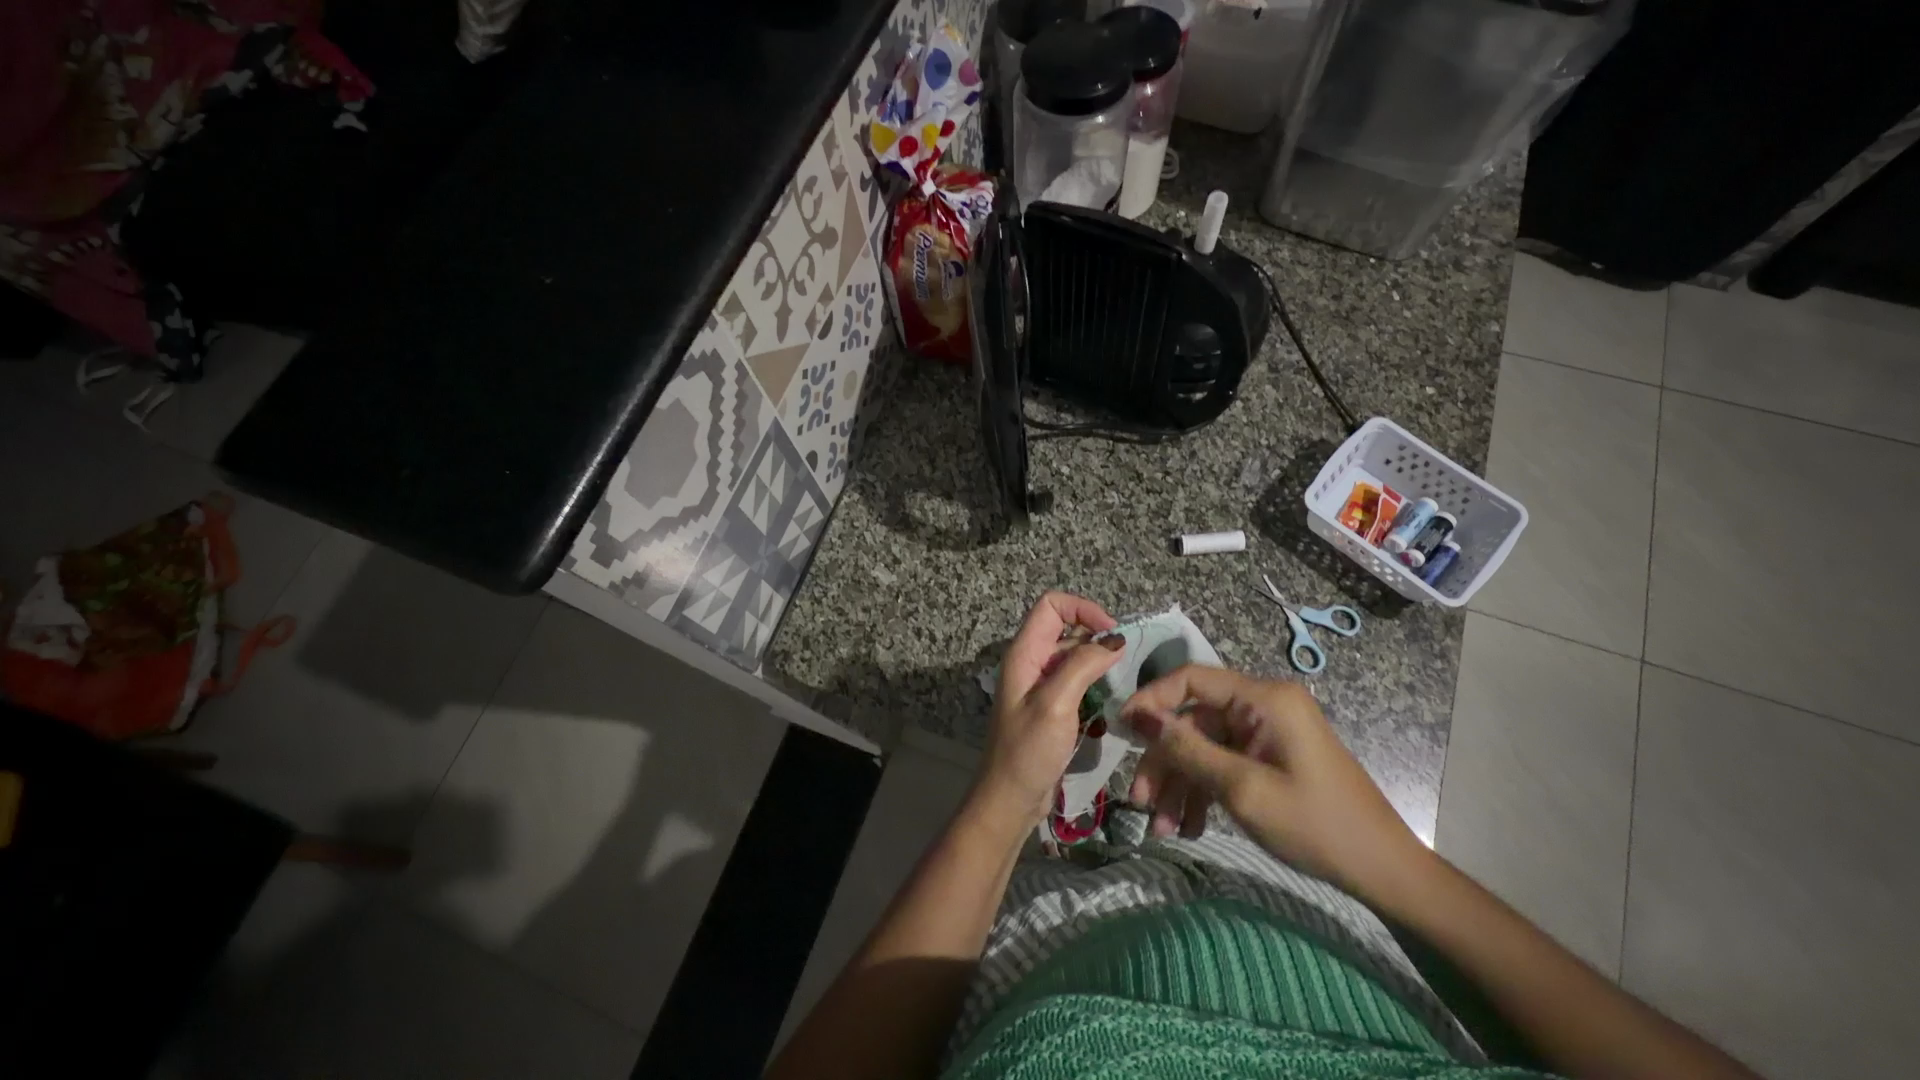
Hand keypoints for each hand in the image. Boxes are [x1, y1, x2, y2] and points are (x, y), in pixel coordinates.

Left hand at [974, 592, 1124, 830]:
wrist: (1010, 799)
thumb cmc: (1028, 751)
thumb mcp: (1057, 703)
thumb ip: (1083, 665)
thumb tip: (1114, 638)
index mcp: (1024, 653)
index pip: (1051, 605)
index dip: (1082, 608)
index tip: (1112, 632)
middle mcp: (1031, 662)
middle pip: (1065, 628)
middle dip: (1096, 635)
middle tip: (1124, 659)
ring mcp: (1040, 685)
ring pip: (1074, 655)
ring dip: (1098, 661)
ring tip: (1122, 679)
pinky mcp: (1052, 706)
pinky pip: (1076, 681)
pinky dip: (1095, 683)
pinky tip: (1110, 699)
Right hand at [1123, 666, 1426, 901]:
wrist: (1381, 868)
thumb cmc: (1314, 824)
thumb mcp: (1241, 788)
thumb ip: (1186, 749)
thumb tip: (1137, 715)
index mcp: (1264, 699)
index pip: (1192, 679)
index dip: (1151, 700)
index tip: (1120, 732)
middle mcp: (1264, 706)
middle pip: (1194, 721)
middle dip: (1165, 762)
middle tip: (1140, 803)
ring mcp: (1269, 734)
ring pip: (1204, 747)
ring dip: (1180, 785)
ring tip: (1163, 829)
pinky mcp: (1272, 759)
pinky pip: (1224, 764)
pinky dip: (1203, 792)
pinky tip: (1189, 827)